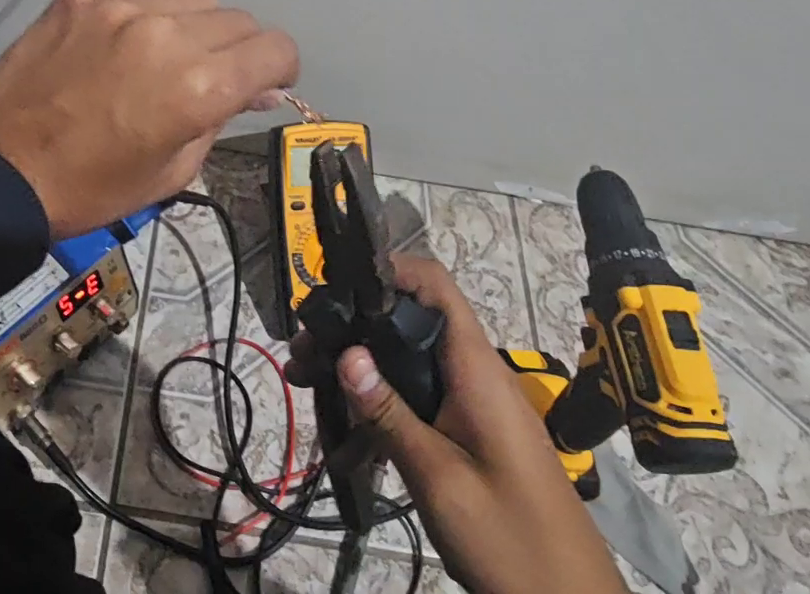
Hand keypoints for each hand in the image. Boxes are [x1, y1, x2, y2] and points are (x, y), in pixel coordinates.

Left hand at [0, 0, 297, 237]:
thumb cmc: (91, 188)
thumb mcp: (172, 173)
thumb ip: (220, 119)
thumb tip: (252, 88)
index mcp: (200, 88)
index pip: (275, 49)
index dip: (280, 68)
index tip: (264, 83)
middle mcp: (170, 36)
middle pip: (238, 20)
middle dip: (238, 51)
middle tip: (210, 77)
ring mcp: (123, 8)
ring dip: (196, 24)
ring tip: (166, 50)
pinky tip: (133, 22)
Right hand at [286, 256, 626, 593]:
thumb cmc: (509, 537)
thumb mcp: (439, 478)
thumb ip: (390, 414)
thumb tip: (346, 352)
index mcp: (475, 367)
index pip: (433, 284)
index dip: (385, 272)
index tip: (332, 292)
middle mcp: (475, 371)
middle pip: (409, 320)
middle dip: (352, 328)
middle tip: (300, 355)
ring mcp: (474, 401)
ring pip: (409, 359)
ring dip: (359, 366)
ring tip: (307, 382)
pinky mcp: (470, 428)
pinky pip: (419, 394)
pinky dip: (379, 399)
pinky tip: (343, 425)